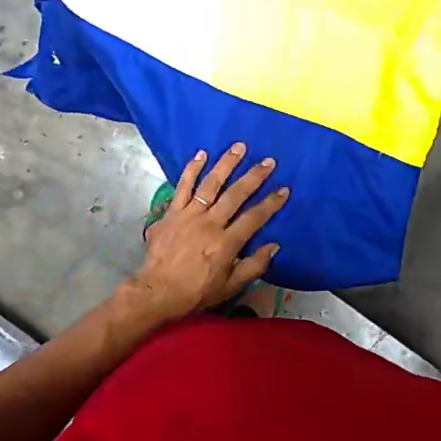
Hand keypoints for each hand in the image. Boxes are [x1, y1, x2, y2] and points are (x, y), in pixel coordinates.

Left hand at [125, 142, 289, 321]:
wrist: (157, 292)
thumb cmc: (197, 291)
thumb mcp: (231, 286)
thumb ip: (254, 265)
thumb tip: (274, 246)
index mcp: (227, 242)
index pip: (255, 217)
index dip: (271, 202)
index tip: (284, 189)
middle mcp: (210, 223)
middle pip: (236, 194)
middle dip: (254, 176)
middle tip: (268, 161)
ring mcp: (189, 215)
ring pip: (211, 184)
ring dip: (226, 164)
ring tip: (239, 148)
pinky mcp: (172, 213)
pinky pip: (182, 187)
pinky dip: (191, 170)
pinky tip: (201, 155)